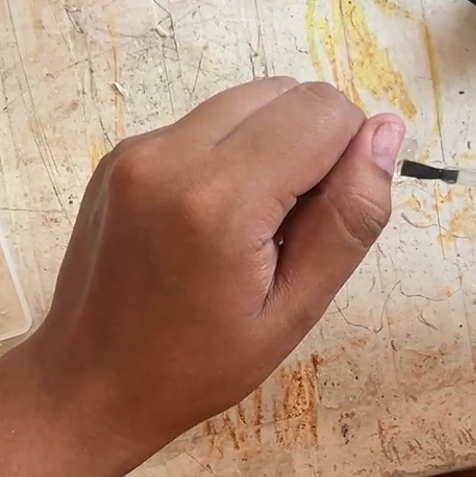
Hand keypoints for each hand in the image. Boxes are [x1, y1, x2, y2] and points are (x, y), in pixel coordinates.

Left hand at [21, 78, 404, 450]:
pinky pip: (201, 125)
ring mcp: (135, 150)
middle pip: (285, 94)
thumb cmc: (196, 367)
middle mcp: (169, 156)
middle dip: (309, 148)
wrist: (90, 382)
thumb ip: (348, 220)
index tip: (320, 222)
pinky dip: (225, 156)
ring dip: (268, 148)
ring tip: (245, 228)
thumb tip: (385, 133)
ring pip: (243, 102)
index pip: (324, 111)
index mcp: (218, 201)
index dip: (346, 158)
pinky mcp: (118, 156)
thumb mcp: (293, 311)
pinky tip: (207, 222)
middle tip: (284, 230)